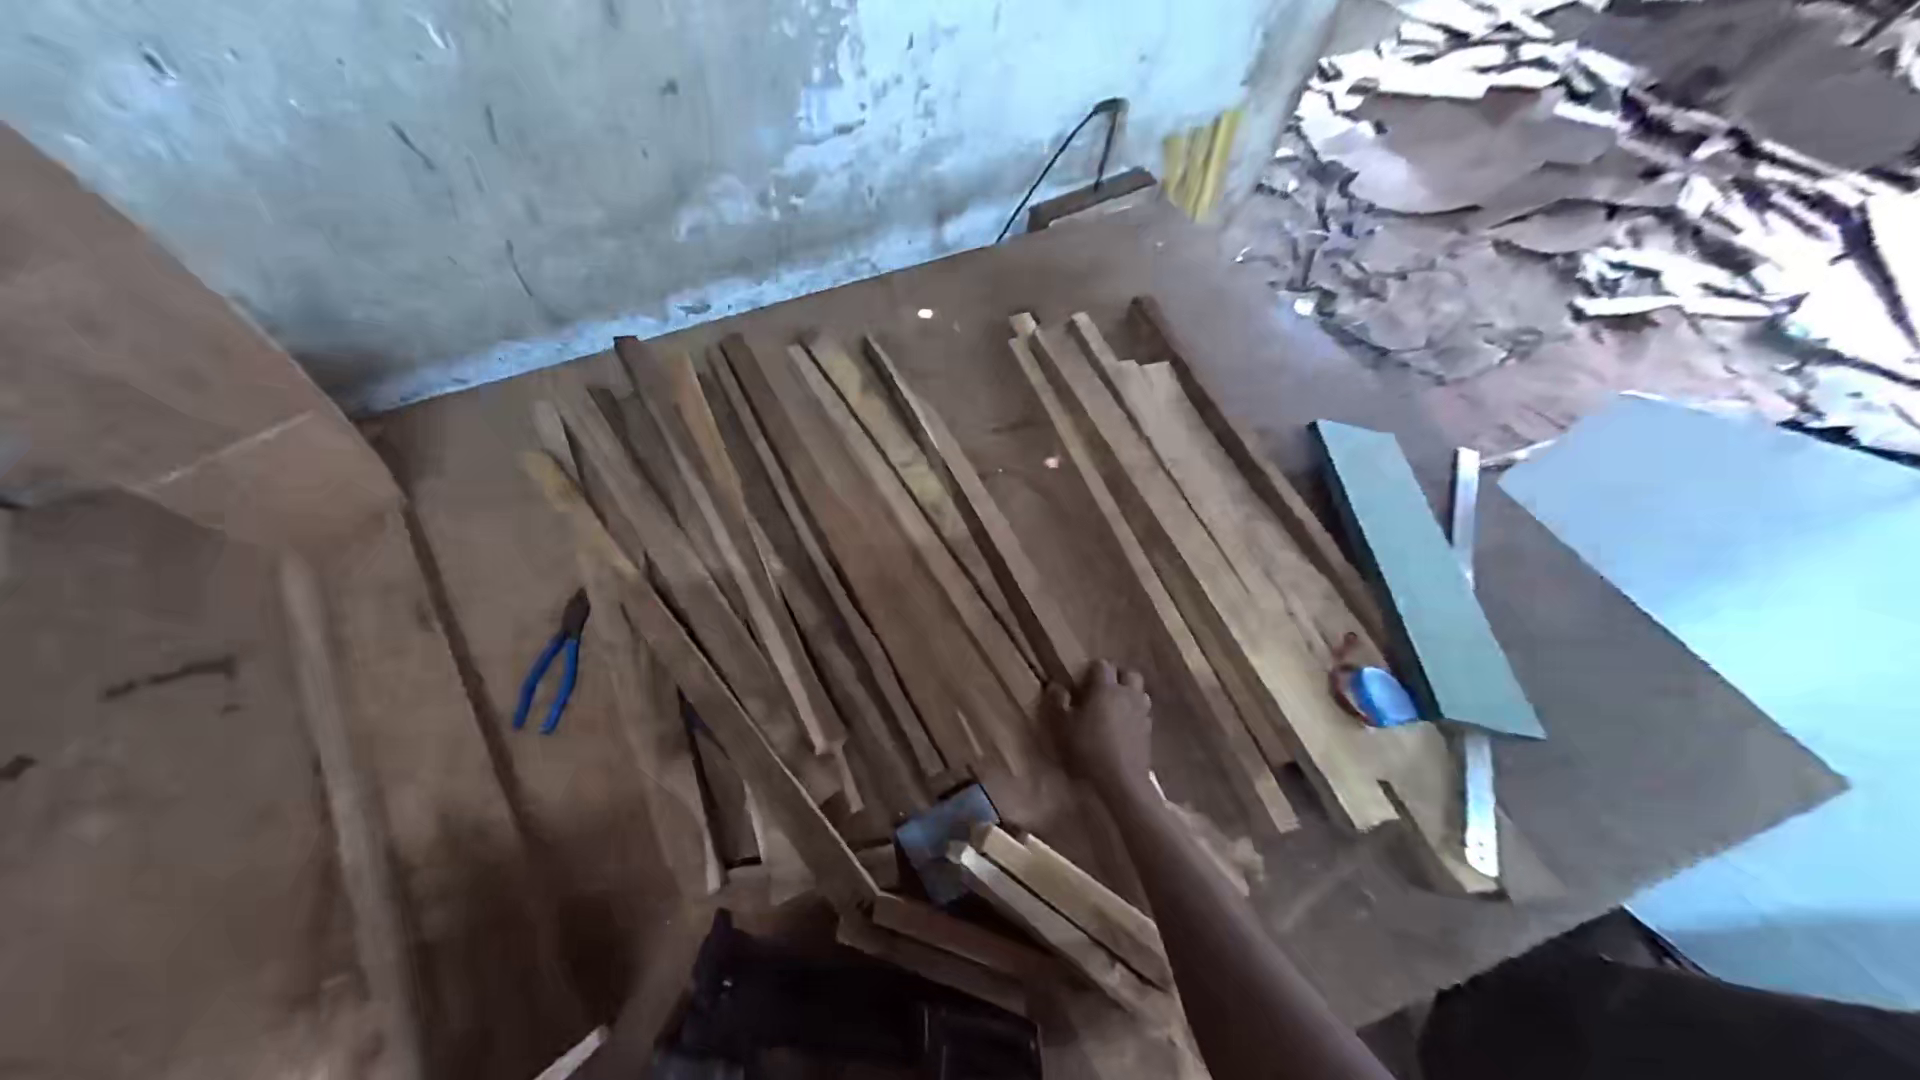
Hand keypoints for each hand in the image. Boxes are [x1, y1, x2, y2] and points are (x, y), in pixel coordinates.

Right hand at [1051, 659, 1152, 796]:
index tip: (1081, 680)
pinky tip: (1124, 726)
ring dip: (1129, 693)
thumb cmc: (1088, 748)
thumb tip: (1056, 685)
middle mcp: (1127, 695)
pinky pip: (1143, 713)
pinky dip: (1134, 714)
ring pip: (1140, 692)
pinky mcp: (1149, 732)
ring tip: (1114, 706)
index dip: (1092, 669)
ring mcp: (1141, 713)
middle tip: (1101, 688)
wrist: (1121, 781)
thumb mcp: (1062, 725)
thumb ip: (1058, 702)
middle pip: (1129, 673)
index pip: (1102, 665)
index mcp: (1106, 688)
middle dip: (1116, 676)